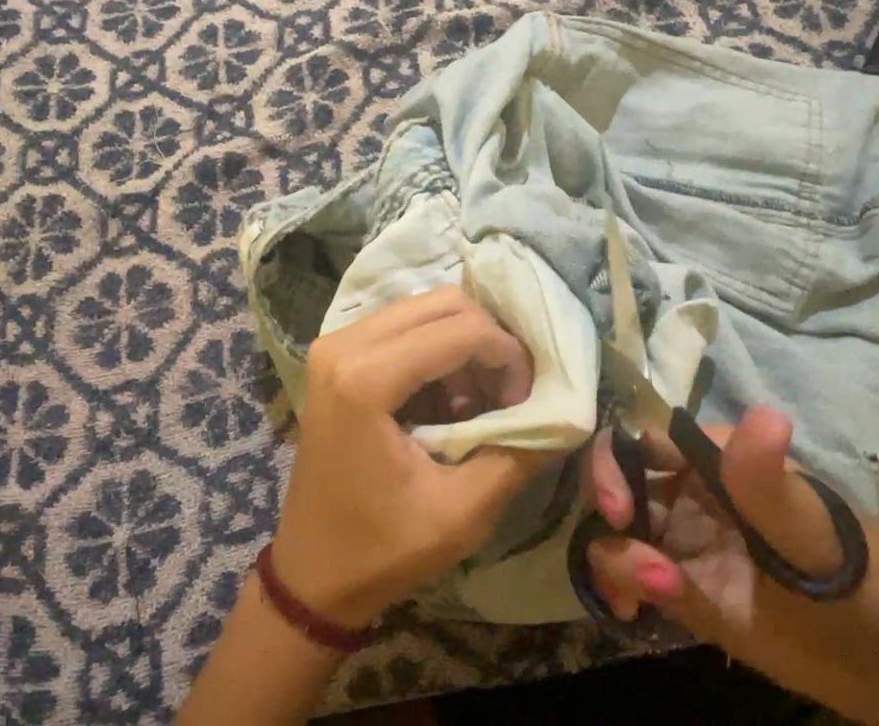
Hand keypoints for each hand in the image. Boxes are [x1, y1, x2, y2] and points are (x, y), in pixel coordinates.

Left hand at [271, 286, 548, 627]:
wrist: (313, 574)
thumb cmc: (382, 549)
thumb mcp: (462, 512)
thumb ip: (519, 453)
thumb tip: (566, 412)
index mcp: (365, 378)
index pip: (462, 329)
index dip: (509, 357)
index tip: (526, 404)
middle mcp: (343, 344)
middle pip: (444, 304)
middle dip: (489, 342)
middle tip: (508, 397)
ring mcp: (334, 345)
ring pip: (424, 310)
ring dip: (464, 346)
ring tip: (480, 405)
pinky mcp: (335, 356)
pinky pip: (402, 327)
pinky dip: (437, 353)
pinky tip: (448, 402)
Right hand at [583, 409, 878, 725]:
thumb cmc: (876, 592)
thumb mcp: (821, 542)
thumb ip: (771, 486)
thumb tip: (762, 414)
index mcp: (724, 464)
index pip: (646, 440)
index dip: (615, 464)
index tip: (619, 510)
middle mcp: (698, 495)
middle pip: (623, 484)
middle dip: (609, 517)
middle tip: (633, 570)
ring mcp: (692, 545)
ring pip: (621, 532)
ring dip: (615, 560)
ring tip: (645, 601)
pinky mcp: (692, 594)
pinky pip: (635, 576)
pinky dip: (620, 586)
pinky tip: (633, 612)